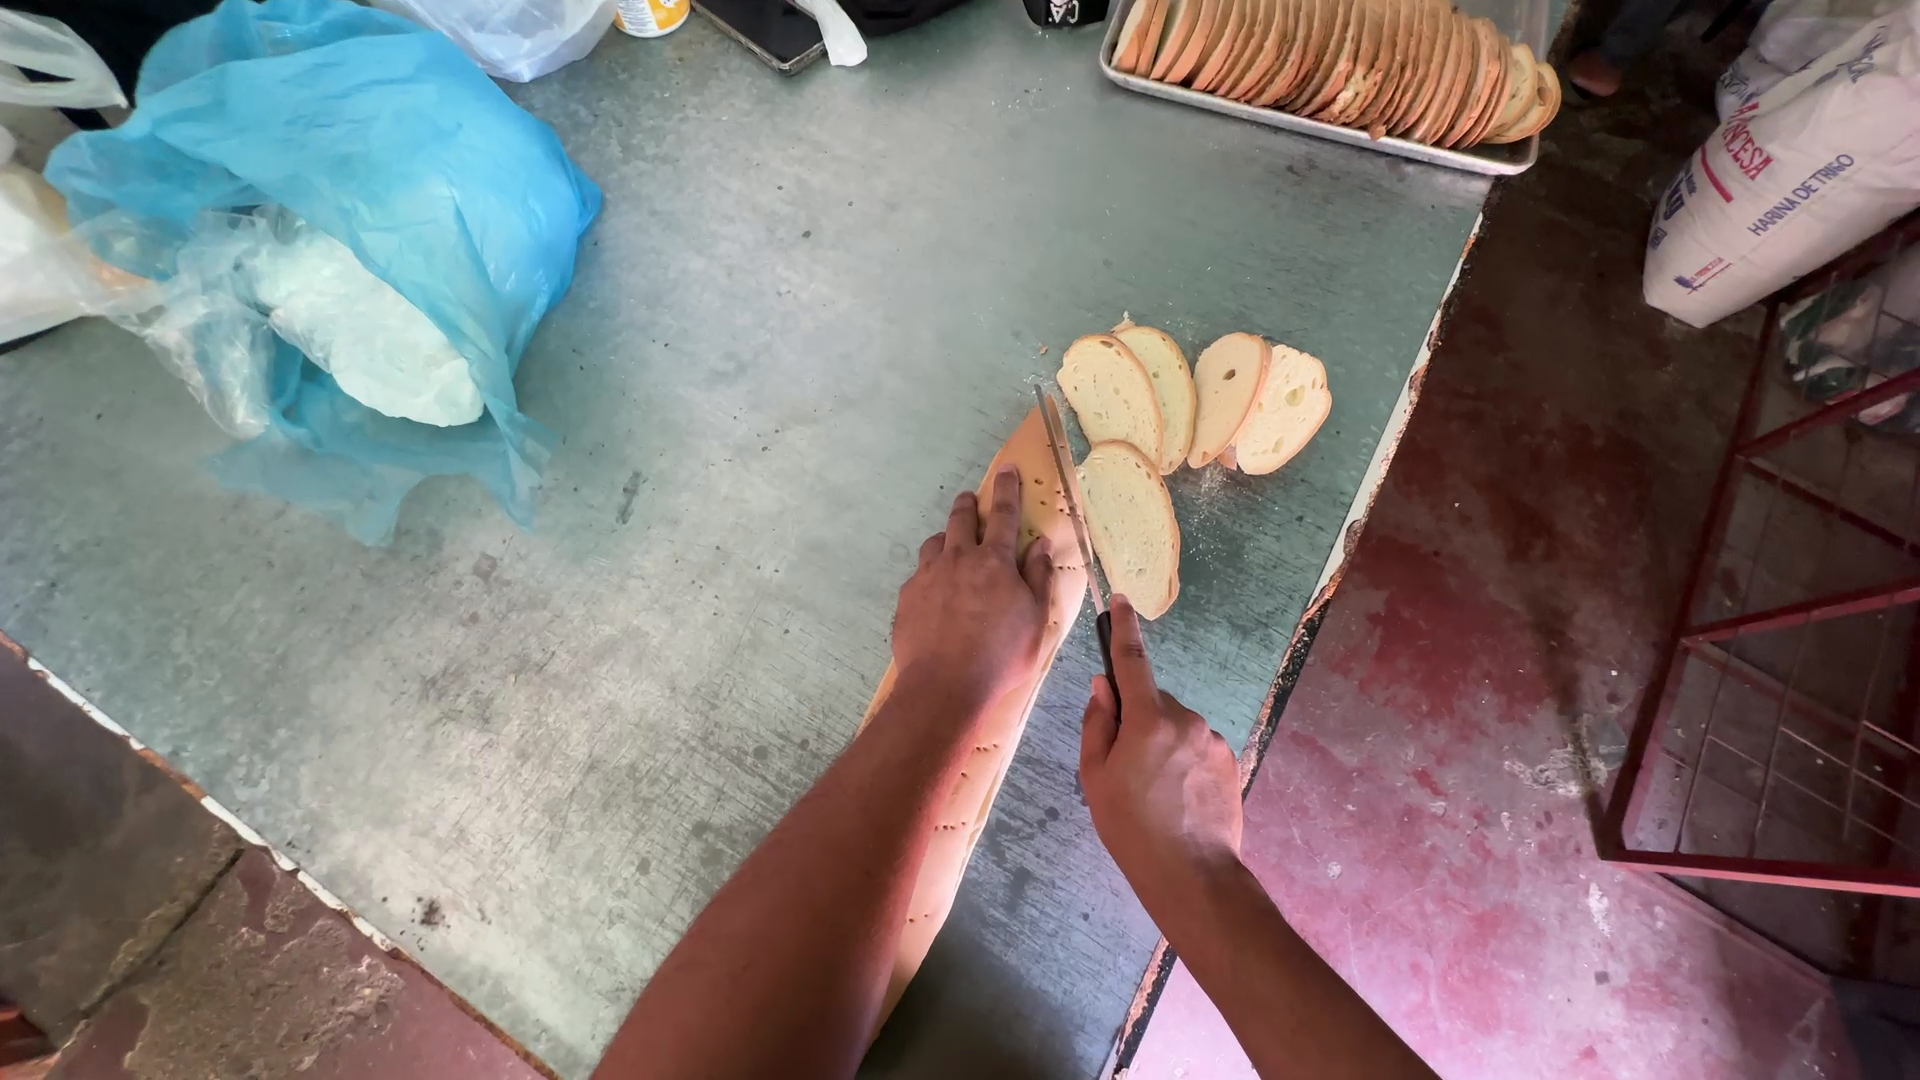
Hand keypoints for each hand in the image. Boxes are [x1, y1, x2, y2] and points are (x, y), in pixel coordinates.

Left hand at [891, 464, 1056, 714]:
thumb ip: (1038, 578)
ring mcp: (928, 576)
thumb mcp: (1035, 620)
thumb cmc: (1000, 656)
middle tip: (971, 500)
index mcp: (995, 562)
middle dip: (968, 505)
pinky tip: (934, 593)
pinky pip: (920, 574)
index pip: (1004, 515)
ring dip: (945, 538)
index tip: (1006, 470)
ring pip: (935, 542)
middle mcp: (959, 559)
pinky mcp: (908, 596)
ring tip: (950, 548)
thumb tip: (1040, 545)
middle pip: (961, 518)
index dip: (1007, 489)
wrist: (944, 686)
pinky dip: (930, 574)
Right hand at [1080, 598, 1243, 910]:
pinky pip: (1197, 744)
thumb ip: (1097, 723)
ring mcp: (1213, 740)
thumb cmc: (1131, 827)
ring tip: (1155, 788)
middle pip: (1153, 702)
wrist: (1193, 876)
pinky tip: (1178, 795)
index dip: (1123, 628)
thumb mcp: (1094, 776)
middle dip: (1138, 718)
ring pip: (1176, 725)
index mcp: (1148, 720)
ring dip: (1162, 741)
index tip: (1122, 601)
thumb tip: (1103, 686)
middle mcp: (1186, 720)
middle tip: (1127, 764)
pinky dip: (1183, 758)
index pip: (1132, 661)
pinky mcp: (1230, 760)